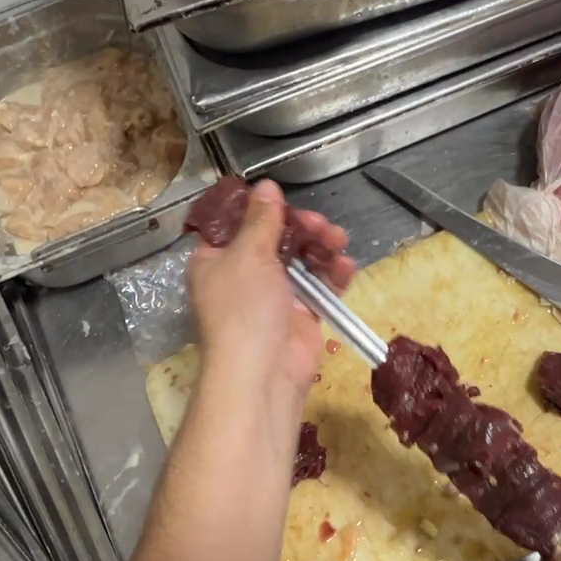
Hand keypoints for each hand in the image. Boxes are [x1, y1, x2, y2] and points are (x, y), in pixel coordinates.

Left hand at [187, 180, 352, 424]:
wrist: (263, 373)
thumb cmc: (243, 309)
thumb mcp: (248, 254)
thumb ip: (261, 219)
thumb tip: (265, 186)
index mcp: (216, 260)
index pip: (235, 224)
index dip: (259, 209)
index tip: (282, 198)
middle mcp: (243, 275)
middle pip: (275, 237)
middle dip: (301, 226)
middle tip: (319, 224)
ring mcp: (274, 295)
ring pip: (302, 258)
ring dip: (322, 246)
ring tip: (338, 241)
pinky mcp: (302, 314)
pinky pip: (321, 285)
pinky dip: (334, 273)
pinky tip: (345, 266)